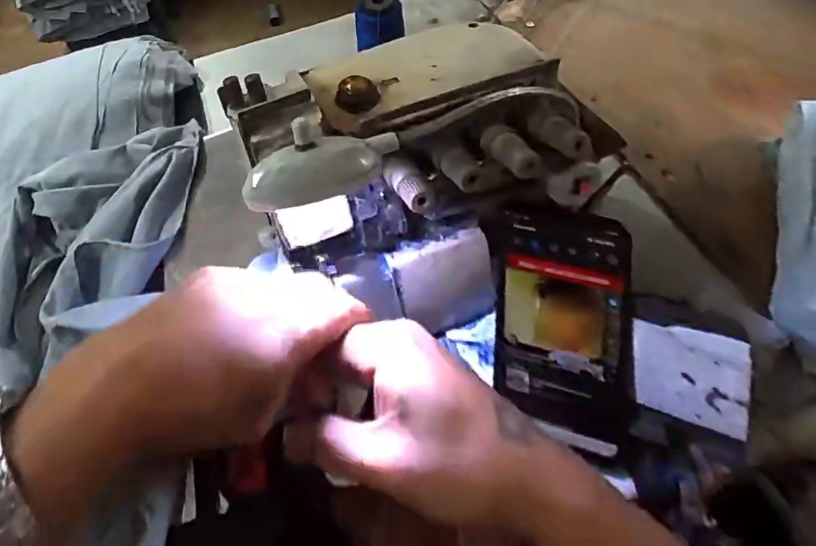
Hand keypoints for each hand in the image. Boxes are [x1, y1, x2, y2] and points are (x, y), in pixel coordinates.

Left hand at [54, 267, 371, 456]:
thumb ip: (296, 389)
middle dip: (326, 312)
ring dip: (292, 304)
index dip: (356, 321)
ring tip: (278, 336)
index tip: (358, 340)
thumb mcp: (259, 416)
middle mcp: (263, 289)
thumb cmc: (197, 410)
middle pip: (313, 288)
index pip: (340, 307)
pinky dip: (261, 298)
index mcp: (284, 327)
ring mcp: (232, 275)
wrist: (124, 380)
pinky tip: (243, 325)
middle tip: (320, 345)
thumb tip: (316, 376)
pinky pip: (249, 280)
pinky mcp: (206, 274)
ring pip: (281, 282)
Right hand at [285, 320, 670, 544]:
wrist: (532, 481)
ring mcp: (417, 349)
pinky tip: (357, 426)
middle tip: (299, 423)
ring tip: (323, 428)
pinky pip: (380, 370)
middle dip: (318, 385)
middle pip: (340, 349)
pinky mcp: (428, 369)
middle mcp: (400, 333)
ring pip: (359, 362)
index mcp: (386, 342)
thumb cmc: (456, 465)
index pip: (322, 343)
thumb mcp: (384, 462)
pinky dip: (362, 395)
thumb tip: (284, 435)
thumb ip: (327, 443)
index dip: (299, 376)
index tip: (282, 409)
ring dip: (340, 394)